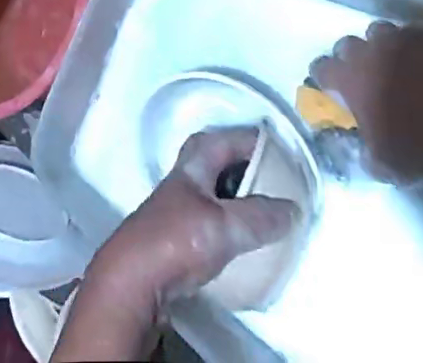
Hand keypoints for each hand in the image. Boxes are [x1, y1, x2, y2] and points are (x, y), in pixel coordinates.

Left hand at [85, 127, 298, 307]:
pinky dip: (230, 221)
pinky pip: (212, 217)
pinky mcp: (176, 233)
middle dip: (250, 169)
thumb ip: (261, 217)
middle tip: (278, 181)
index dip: (262, 143)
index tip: (288, 156)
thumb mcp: (225, 226)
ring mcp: (180, 204)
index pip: (236, 137)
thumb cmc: (176, 241)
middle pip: (225, 162)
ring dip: (241, 197)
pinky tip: (243, 237)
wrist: (128, 284)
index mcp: (198, 158)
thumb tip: (294, 210)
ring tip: (267, 210)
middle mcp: (187, 174)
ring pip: (218, 190)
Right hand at [310, 22, 422, 176]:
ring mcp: (401, 38)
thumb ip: (366, 151)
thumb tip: (363, 148)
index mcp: (351, 80)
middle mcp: (370, 51)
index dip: (322, 77)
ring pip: (377, 32)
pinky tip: (420, 63)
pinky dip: (407, 46)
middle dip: (349, 58)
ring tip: (390, 65)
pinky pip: (407, 34)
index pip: (322, 68)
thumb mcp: (387, 164)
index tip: (326, 87)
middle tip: (359, 77)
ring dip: (377, 46)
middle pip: (347, 44)